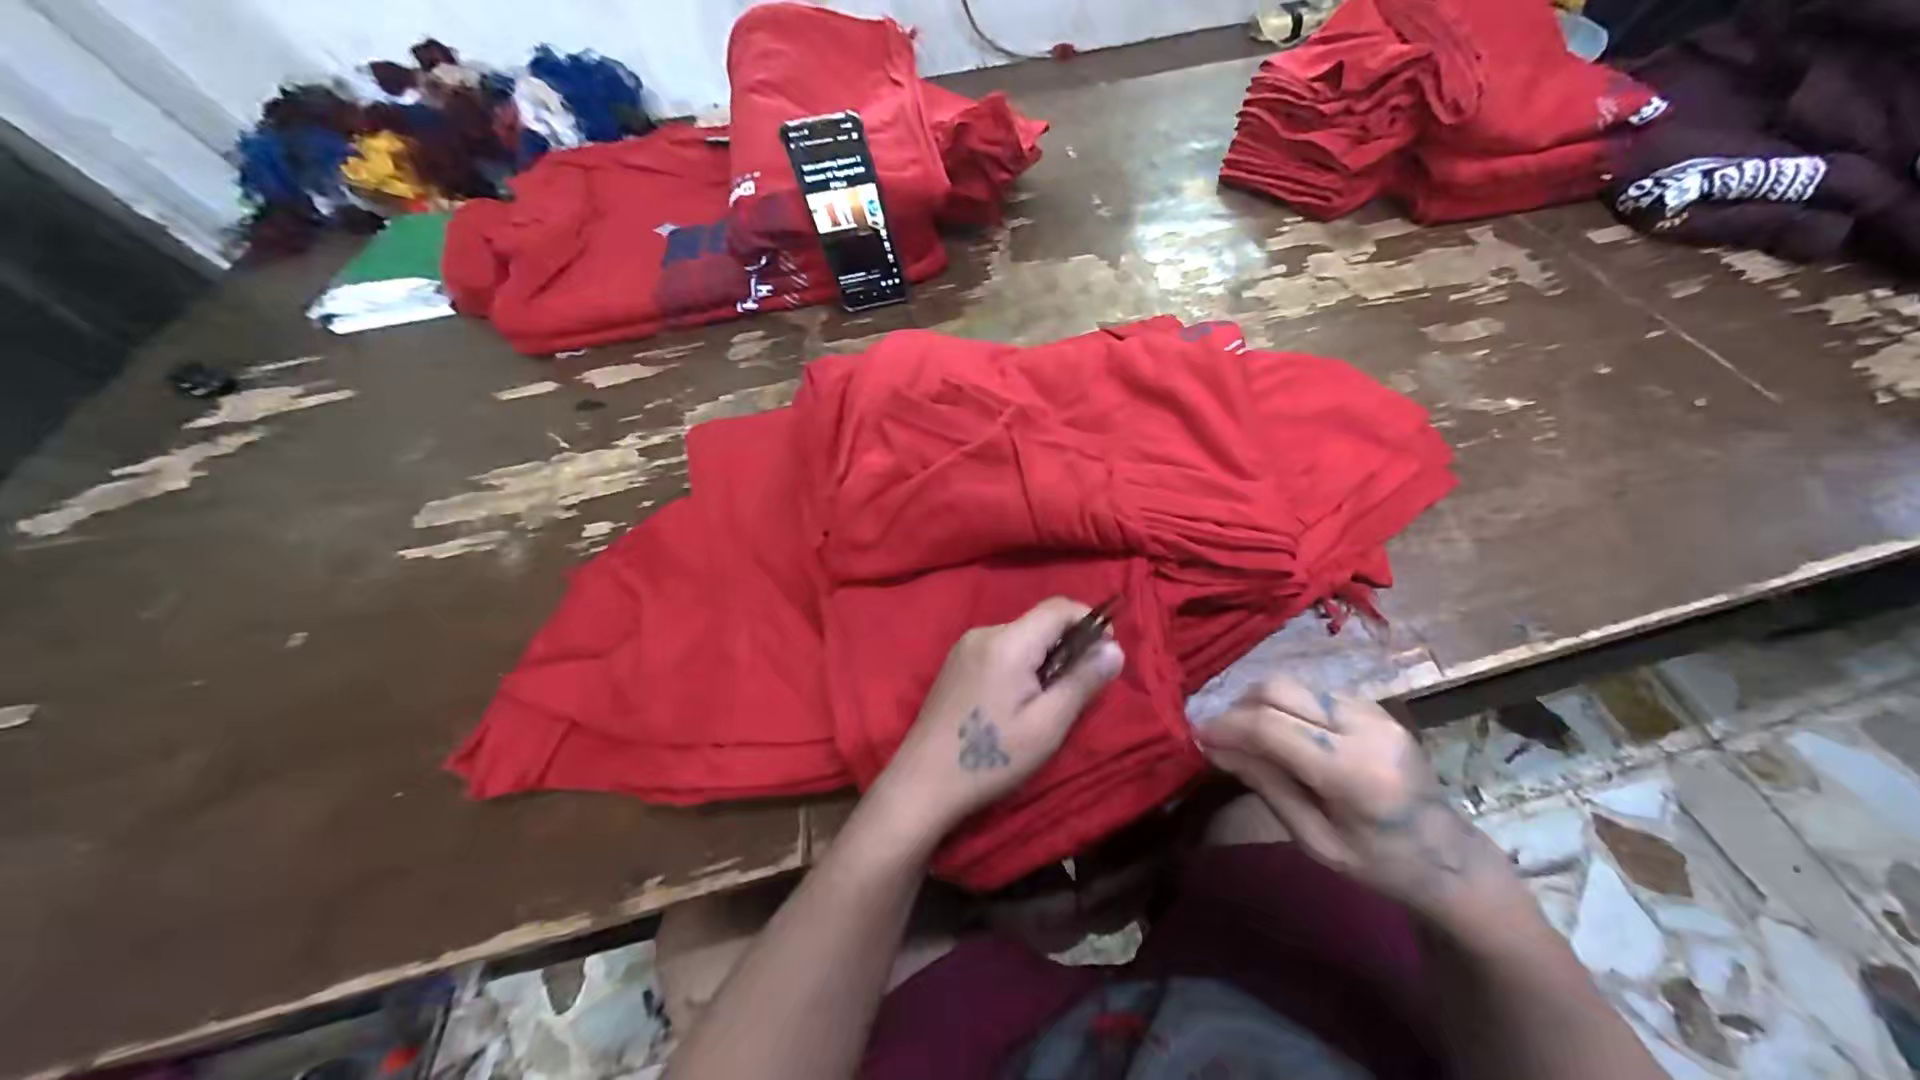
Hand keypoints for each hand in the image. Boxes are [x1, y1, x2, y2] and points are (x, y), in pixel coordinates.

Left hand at [867, 598, 1124, 847]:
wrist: (923, 782)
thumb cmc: (991, 758)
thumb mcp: (1048, 725)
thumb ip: (1083, 682)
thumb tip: (1115, 649)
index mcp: (1007, 642)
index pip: (1059, 607)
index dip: (1089, 622)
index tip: (1105, 654)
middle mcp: (984, 632)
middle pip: (1039, 622)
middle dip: (1067, 646)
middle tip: (1076, 689)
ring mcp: (964, 647)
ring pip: (1020, 636)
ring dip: (1043, 658)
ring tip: (1046, 702)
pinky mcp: (955, 663)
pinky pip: (1000, 649)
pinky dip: (1020, 664)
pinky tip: (1015, 702)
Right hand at [1197, 676, 1519, 923]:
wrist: (1450, 859)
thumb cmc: (1380, 864)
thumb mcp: (1314, 840)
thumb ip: (1265, 785)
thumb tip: (1214, 748)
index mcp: (1354, 772)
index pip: (1270, 727)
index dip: (1226, 727)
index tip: (1197, 735)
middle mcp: (1366, 728)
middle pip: (1279, 689)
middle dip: (1238, 707)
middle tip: (1220, 735)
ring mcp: (1374, 711)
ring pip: (1292, 683)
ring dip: (1260, 703)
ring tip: (1248, 735)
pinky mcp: (1374, 706)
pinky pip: (1312, 691)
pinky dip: (1286, 705)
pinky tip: (1284, 733)